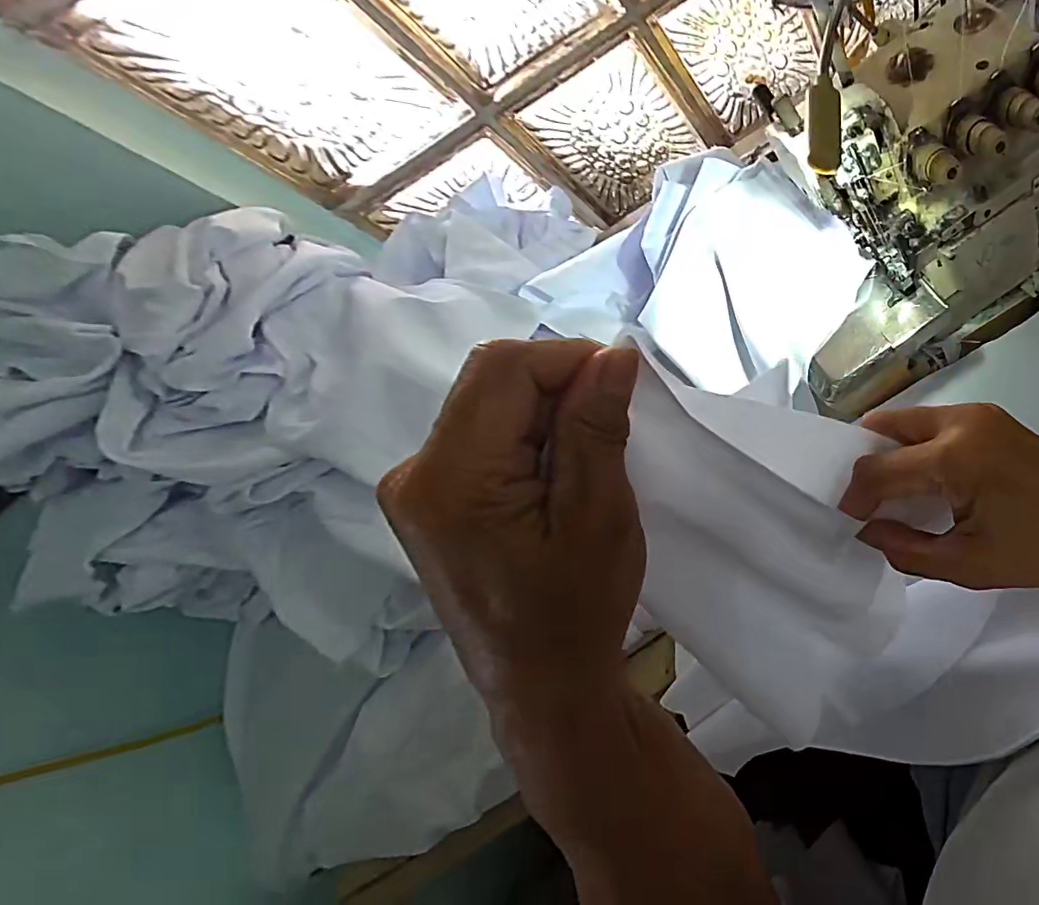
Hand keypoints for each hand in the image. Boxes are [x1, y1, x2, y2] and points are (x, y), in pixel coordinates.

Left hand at [378, 339, 642, 698]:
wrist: (543, 684)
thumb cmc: (578, 609)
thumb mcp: (599, 515)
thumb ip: (596, 427)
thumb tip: (614, 354)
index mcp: (451, 479)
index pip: (504, 369)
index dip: (570, 358)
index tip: (622, 384)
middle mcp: (416, 472)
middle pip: (491, 379)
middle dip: (561, 382)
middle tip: (611, 421)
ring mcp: (419, 485)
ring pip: (490, 400)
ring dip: (549, 407)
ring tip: (590, 452)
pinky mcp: (434, 496)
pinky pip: (486, 431)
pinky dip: (532, 431)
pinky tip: (560, 467)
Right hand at [838, 403, 1038, 590]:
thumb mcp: (971, 564)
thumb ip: (907, 548)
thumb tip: (866, 532)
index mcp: (957, 453)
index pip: (880, 467)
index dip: (854, 495)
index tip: (844, 522)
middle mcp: (963, 420)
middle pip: (887, 427)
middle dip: (864, 462)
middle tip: (859, 502)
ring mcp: (981, 415)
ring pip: (910, 422)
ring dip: (890, 454)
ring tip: (886, 496)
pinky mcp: (993, 420)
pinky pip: (935, 427)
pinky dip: (915, 449)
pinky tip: (920, 482)